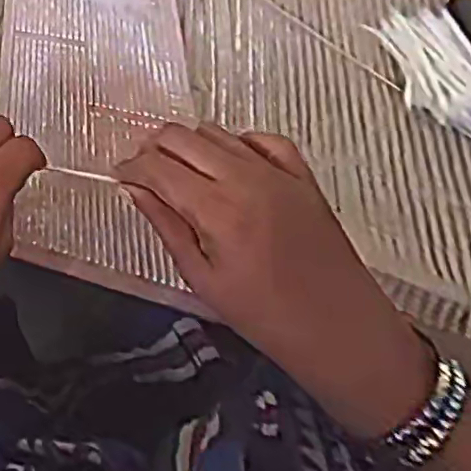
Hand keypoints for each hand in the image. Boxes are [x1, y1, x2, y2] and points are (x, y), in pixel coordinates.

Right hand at [116, 124, 433, 439]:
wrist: (349, 338)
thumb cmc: (267, 318)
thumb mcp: (201, 277)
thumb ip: (164, 224)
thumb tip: (132, 188)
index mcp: (217, 210)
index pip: (155, 165)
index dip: (129, 168)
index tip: (120, 178)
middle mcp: (246, 181)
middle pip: (179, 136)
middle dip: (151, 150)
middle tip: (145, 175)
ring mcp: (279, 176)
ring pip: (213, 131)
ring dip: (188, 146)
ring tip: (181, 173)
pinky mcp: (304, 180)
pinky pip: (262, 139)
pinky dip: (237, 142)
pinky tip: (229, 164)